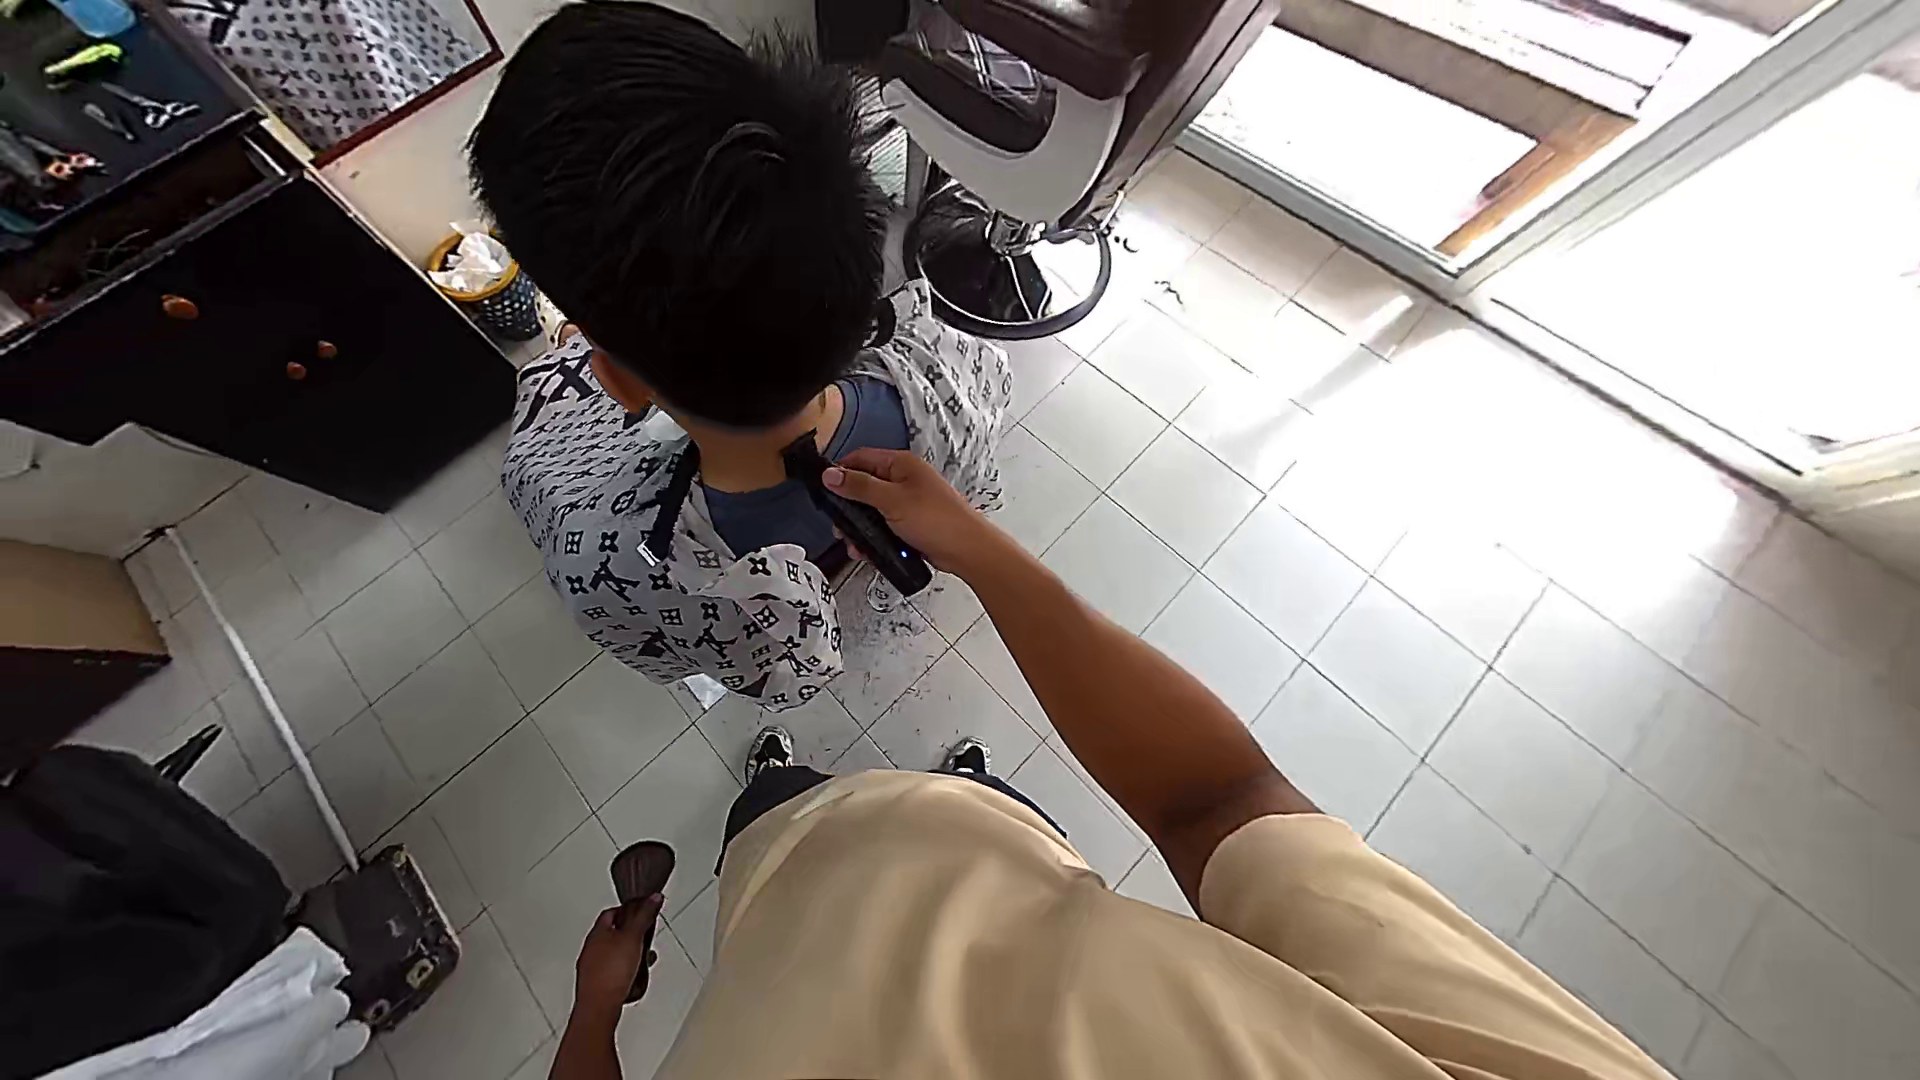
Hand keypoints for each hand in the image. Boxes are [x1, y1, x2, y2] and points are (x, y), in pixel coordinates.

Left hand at [573, 895, 660, 1016]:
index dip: (628, 909)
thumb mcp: (635, 935)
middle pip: (613, 932)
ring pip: (613, 952)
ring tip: (642, 956)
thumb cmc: (612, 971)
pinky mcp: (594, 985)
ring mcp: (591, 969)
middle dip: (631, 932)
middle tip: (644, 933)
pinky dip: (623, 969)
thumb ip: (645, 915)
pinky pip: (611, 970)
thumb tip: (653, 897)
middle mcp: (590, 949)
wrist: (600, 1008)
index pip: (611, 911)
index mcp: (596, 933)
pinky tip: (634, 974)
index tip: (641, 910)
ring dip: (629, 951)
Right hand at [824, 448, 1005, 574]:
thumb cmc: (938, 520)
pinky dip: (874, 537)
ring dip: (860, 526)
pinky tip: (868, 550)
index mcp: (902, 464)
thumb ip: (859, 487)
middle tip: (839, 524)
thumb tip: (831, 475)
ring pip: (873, 510)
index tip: (825, 489)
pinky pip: (884, 526)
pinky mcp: (911, 523)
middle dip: (849, 506)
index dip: (841, 471)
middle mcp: (904, 480)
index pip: (861, 458)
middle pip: (864, 486)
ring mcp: (908, 502)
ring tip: (853, 543)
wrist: (966, 550)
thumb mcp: (892, 501)